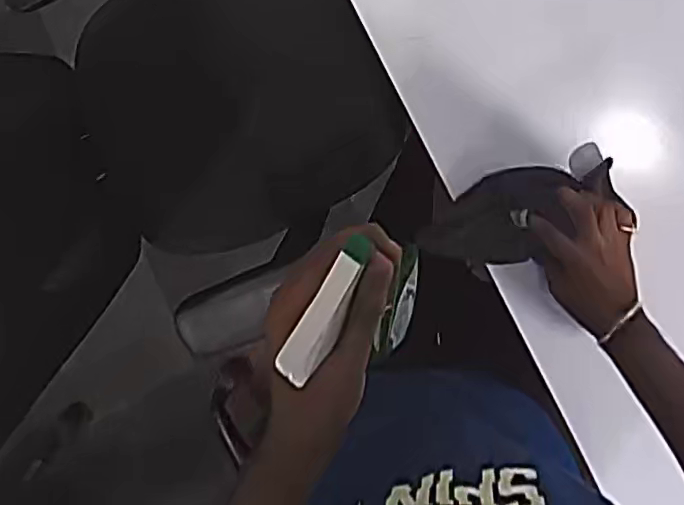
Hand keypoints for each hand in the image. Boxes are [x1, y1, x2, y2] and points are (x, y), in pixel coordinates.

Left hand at [243, 224, 399, 478]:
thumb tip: (382, 261)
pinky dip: (355, 278)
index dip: (367, 241)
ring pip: (334, 261)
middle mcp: (287, 296)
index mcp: (292, 305)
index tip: (395, 257)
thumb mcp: (349, 359)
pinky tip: (372, 295)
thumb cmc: (320, 409)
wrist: (298, 442)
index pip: (331, 248)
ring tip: (389, 282)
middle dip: (369, 250)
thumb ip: (365, 308)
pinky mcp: (303, 311)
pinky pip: (332, 278)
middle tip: (397, 269)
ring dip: (365, 263)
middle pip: (332, 249)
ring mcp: (293, 303)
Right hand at [530, 186, 639, 337]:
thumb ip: (550, 263)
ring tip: (582, 196)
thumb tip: (544, 247)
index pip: (549, 230)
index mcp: (573, 256)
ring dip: (590, 198)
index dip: (534, 220)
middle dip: (566, 195)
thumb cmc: (591, 306)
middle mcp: (593, 244)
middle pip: (580, 208)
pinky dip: (612, 208)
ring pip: (602, 206)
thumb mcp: (559, 288)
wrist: (618, 317)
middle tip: (559, 193)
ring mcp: (610, 240)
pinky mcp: (624, 241)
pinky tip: (605, 207)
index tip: (530, 216)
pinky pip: (621, 216)